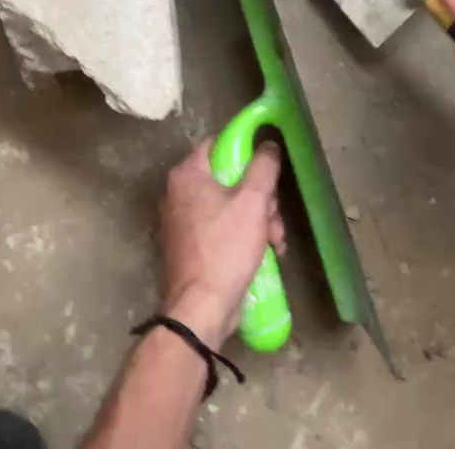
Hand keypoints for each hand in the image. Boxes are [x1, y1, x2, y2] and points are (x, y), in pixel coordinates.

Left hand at [157, 139, 286, 344]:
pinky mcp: (191, 248)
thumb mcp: (253, 201)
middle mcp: (178, 194)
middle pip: (228, 178)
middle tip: (274, 215)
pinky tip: (266, 252)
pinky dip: (244, 236)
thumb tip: (268, 144)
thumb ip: (263, 166)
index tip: (268, 165)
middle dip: (260, 196)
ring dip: (258, 219)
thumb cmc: (225, 248)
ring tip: (276, 241)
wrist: (200, 309)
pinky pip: (222, 229)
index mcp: (187, 175)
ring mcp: (183, 223)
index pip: (219, 143)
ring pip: (230, 206)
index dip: (246, 149)